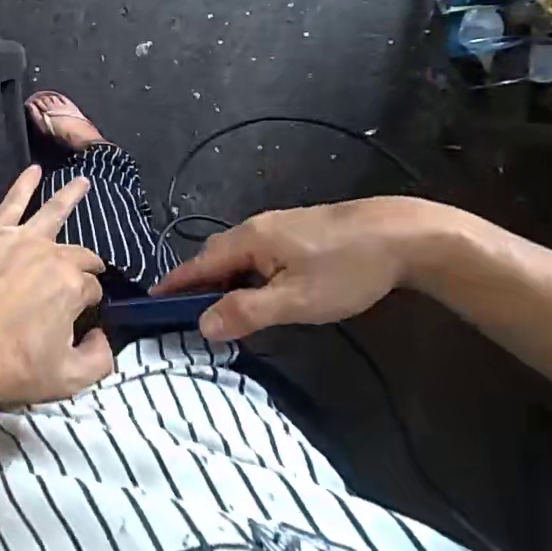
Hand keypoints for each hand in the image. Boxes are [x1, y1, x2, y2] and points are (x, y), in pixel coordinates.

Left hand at [0, 166, 113, 407]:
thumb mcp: (68, 379)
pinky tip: (32, 170)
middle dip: (87, 264)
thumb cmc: (9, 367)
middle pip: (78, 254)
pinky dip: (24, 184)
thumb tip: (103, 336)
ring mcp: (21, 240)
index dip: (90, 303)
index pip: (92, 288)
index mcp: (73, 285)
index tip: (82, 315)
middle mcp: (52, 255)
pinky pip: (12, 202)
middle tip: (89, 272)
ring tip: (82, 182)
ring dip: (70, 195)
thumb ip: (99, 359)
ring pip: (53, 211)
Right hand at [151, 196, 479, 340]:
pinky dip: (243, 274)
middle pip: (214, 257)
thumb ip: (246, 311)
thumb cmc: (345, 269)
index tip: (151, 303)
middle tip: (185, 314)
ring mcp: (278, 227)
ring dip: (222, 280)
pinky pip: (255, 254)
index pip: (198, 264)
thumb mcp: (295, 300)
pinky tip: (258, 291)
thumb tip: (201, 323)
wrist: (400, 235)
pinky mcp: (297, 232)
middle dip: (196, 284)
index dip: (174, 285)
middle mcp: (256, 227)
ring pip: (236, 255)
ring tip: (219, 309)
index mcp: (248, 239)